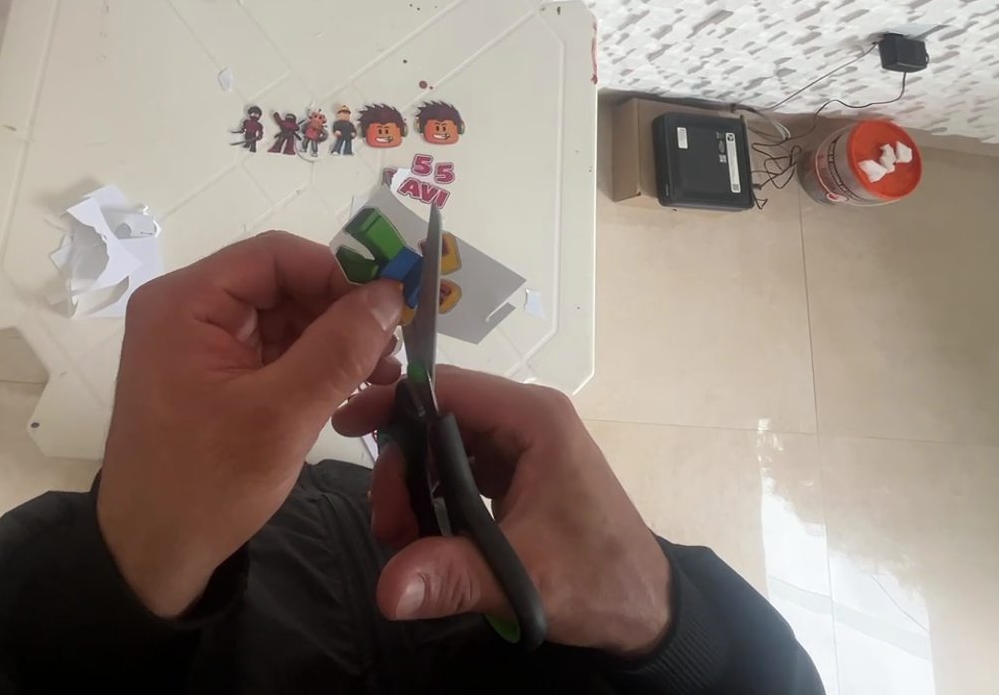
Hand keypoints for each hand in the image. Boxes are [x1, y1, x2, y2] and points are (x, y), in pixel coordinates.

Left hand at [97, 232, 403, 616]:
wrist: (150, 557)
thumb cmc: (206, 484)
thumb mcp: (282, 414)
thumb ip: (340, 348)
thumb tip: (390, 294)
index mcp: (186, 302)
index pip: (274, 256)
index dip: (335, 274)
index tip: (383, 309)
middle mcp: (189, 307)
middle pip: (281, 283)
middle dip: (338, 312)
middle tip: (388, 349)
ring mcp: (200, 339)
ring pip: (284, 314)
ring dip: (333, 339)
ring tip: (378, 373)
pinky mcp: (214, 369)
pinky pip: (274, 346)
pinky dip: (314, 362)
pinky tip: (349, 387)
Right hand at [332, 366, 671, 655]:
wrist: (650, 610)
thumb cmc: (599, 581)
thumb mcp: (523, 577)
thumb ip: (453, 576)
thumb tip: (387, 588)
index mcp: (534, 417)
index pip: (448, 387)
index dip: (394, 401)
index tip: (348, 425)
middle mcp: (526, 415)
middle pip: (439, 414)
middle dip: (403, 463)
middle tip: (387, 522)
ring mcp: (522, 439)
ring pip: (444, 439)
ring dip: (415, 480)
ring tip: (402, 534)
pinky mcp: (518, 464)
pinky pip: (459, 461)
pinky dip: (434, 489)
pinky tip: (422, 528)